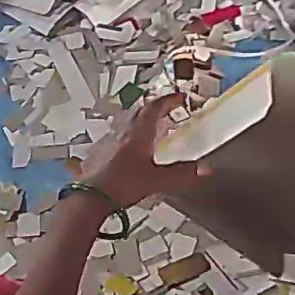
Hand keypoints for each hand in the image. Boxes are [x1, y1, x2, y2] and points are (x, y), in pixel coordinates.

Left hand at [80, 93, 209, 206]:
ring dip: (140, 122)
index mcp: (138, 133)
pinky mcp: (98, 153)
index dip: (168, 100)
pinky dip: (126, 138)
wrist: (90, 196)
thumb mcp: (157, 180)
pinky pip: (115, 138)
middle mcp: (122, 132)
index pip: (154, 108)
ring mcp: (108, 141)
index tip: (178, 98)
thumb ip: (181, 174)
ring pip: (126, 123)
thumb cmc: (122, 184)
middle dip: (154, 109)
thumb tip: (204, 170)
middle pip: (139, 112)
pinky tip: (128, 150)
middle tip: (166, 111)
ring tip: (150, 130)